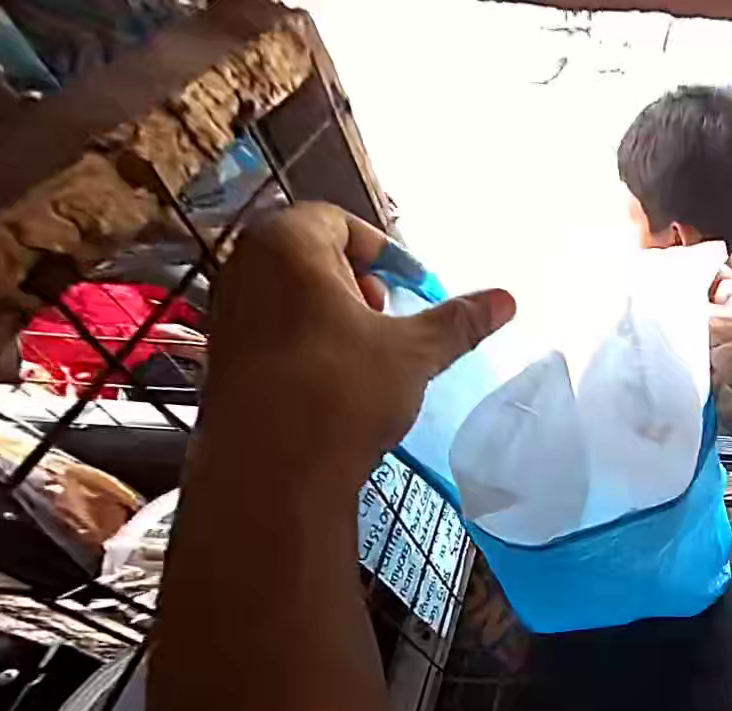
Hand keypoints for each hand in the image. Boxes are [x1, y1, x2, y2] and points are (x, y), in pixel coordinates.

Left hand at [205, 203, 514, 481]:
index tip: (414, 287)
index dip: (386, 252)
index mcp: (287, 244)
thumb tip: (508, 298)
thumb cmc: (344, 390)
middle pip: (312, 257)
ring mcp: (227, 315)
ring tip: (364, 358)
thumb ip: (458, 322)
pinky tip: (332, 386)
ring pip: (292, 297)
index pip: (340, 221)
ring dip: (335, 317)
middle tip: (386, 322)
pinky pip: (274, 333)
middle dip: (359, 285)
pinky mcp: (223, 359)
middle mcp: (245, 267)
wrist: (272, 469)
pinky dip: (308, 345)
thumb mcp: (413, 353)